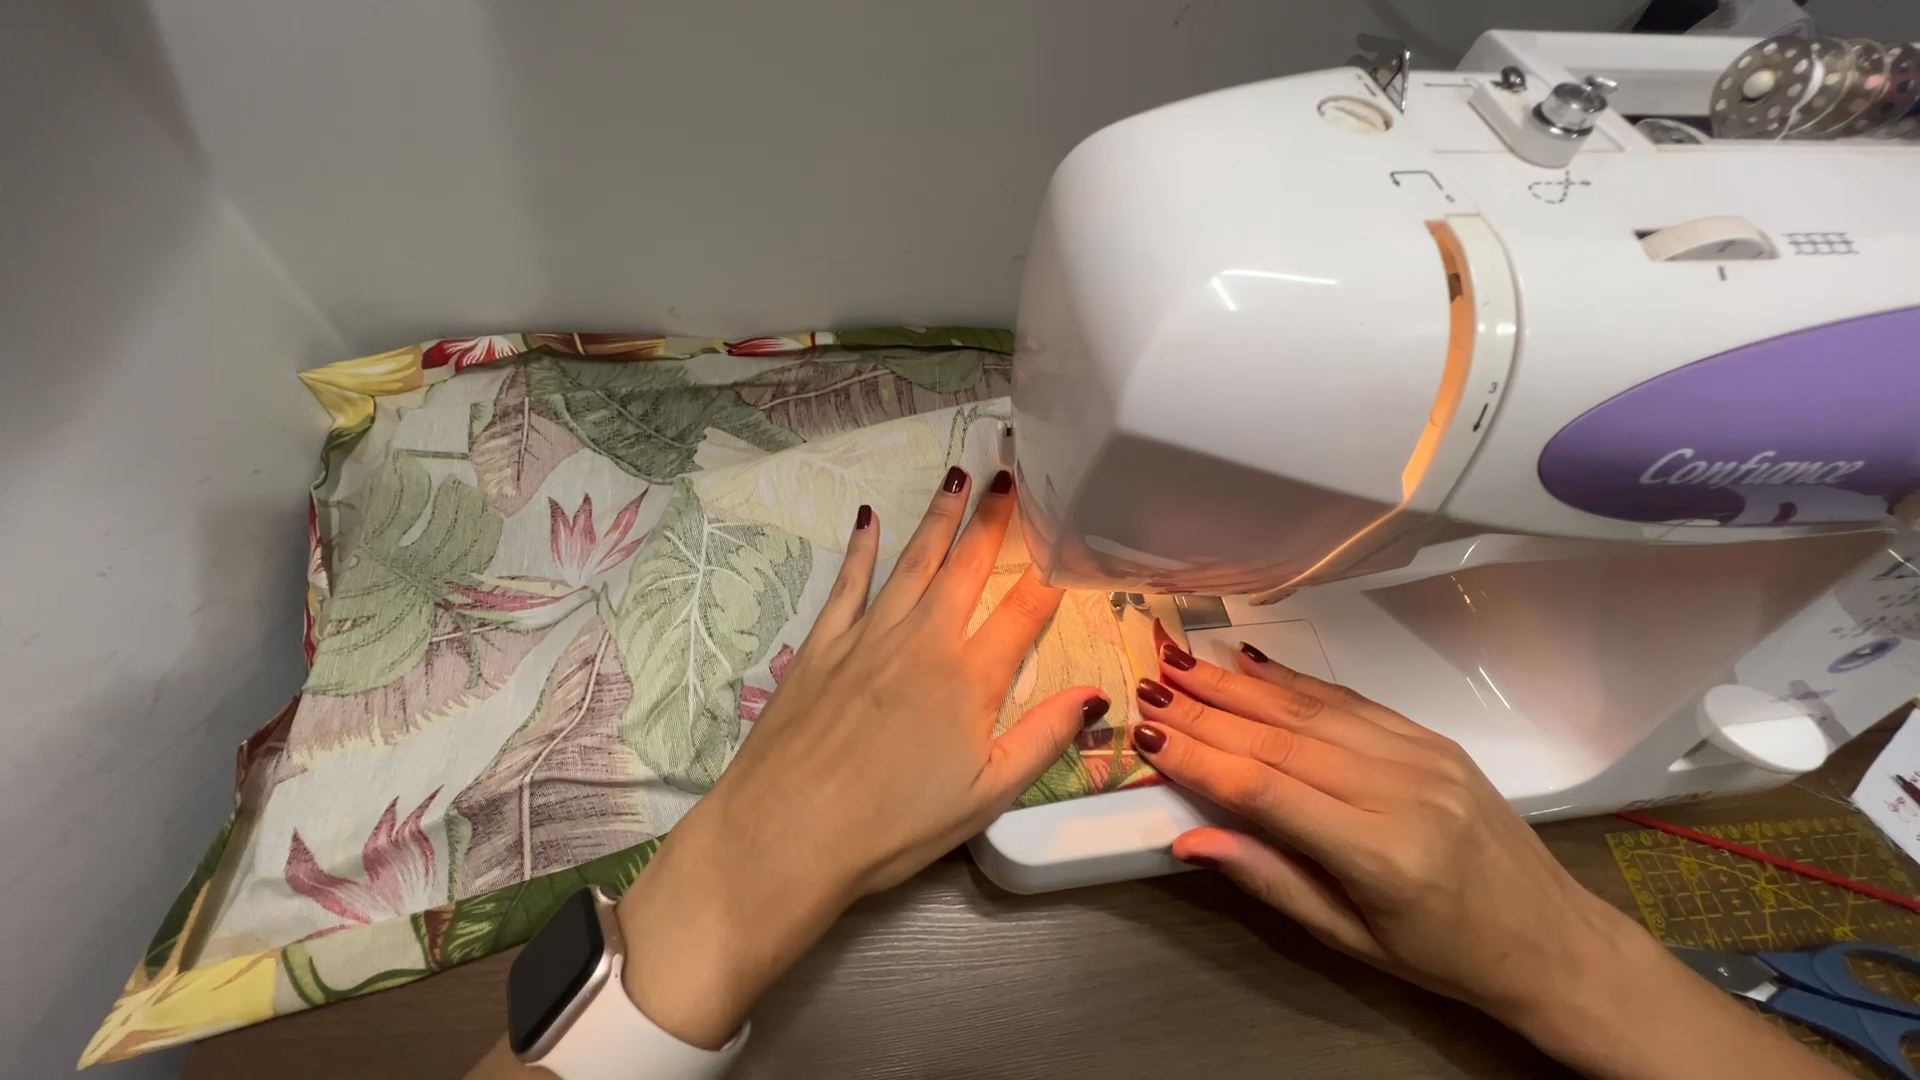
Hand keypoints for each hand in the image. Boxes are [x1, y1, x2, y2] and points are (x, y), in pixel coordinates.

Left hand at [614, 467, 1105, 1047]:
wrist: (787, 833)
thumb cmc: (894, 825)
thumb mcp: (987, 795)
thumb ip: (1044, 738)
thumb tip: (1095, 696)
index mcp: (970, 677)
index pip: (1023, 611)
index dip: (1048, 574)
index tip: (1065, 539)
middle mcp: (923, 639)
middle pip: (966, 566)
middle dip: (992, 519)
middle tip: (1008, 475)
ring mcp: (868, 635)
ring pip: (912, 561)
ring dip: (937, 517)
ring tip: (957, 477)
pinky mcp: (822, 643)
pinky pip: (848, 583)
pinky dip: (861, 549)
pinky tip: (868, 518)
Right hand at [1128, 645, 1851, 1079]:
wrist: (1555, 940)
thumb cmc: (1443, 955)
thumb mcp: (1349, 939)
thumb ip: (1267, 879)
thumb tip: (1188, 839)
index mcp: (1380, 852)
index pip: (1264, 790)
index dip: (1198, 758)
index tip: (1145, 734)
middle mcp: (1399, 789)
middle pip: (1278, 737)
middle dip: (1203, 709)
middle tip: (1148, 684)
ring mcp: (1418, 754)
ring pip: (1306, 708)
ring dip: (1235, 684)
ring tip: (1181, 663)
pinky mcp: (1428, 736)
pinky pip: (1346, 698)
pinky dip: (1290, 678)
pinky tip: (1249, 660)